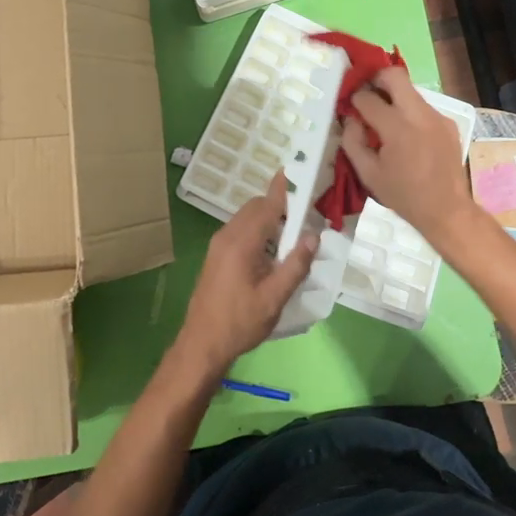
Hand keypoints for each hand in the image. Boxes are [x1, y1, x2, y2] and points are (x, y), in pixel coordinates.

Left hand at [175, 172, 318, 375]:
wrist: (202, 344)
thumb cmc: (240, 322)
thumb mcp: (274, 298)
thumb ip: (295, 265)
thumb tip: (314, 236)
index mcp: (242, 242)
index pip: (267, 204)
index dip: (284, 188)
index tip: (299, 171)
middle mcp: (227, 235)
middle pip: (256, 207)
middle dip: (280, 207)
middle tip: (306, 218)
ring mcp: (218, 244)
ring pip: (247, 218)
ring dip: (269, 220)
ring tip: (292, 239)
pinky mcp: (216, 255)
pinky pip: (240, 230)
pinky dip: (258, 231)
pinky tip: (272, 253)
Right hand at [341, 66, 477, 237]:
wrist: (447, 210)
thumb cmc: (403, 195)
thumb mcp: (368, 173)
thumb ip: (353, 141)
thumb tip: (352, 119)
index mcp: (396, 128)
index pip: (367, 97)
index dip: (354, 98)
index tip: (351, 106)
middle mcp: (419, 114)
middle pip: (395, 75)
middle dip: (376, 79)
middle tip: (367, 94)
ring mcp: (437, 116)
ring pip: (410, 90)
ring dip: (394, 97)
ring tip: (387, 119)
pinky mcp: (448, 123)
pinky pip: (423, 107)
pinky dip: (410, 113)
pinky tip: (408, 135)